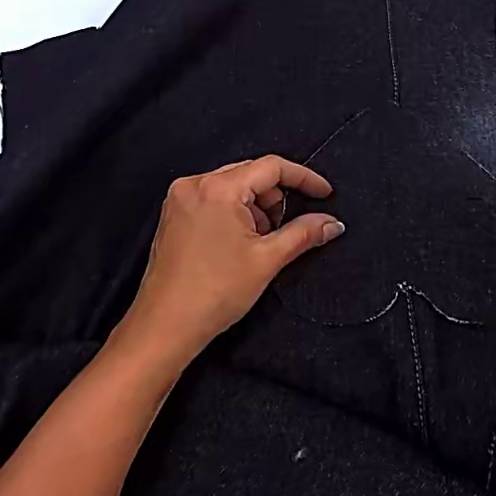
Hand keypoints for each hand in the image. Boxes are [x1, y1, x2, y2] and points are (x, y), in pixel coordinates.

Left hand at [121, 156, 342, 359]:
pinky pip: (215, 198)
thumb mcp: (267, 259)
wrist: (163, 328)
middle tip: (292, 224)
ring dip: (257, 205)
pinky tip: (243, 241)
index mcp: (218, 189)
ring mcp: (180, 199)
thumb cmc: (212, 294)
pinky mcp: (174, 215)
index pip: (272, 167)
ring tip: (263, 240)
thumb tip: (332, 223)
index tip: (324, 193)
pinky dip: (236, 212)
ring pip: (234, 186)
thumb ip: (304, 233)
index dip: (304, 178)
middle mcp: (195, 185)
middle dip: (278, 196)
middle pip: (252, 173)